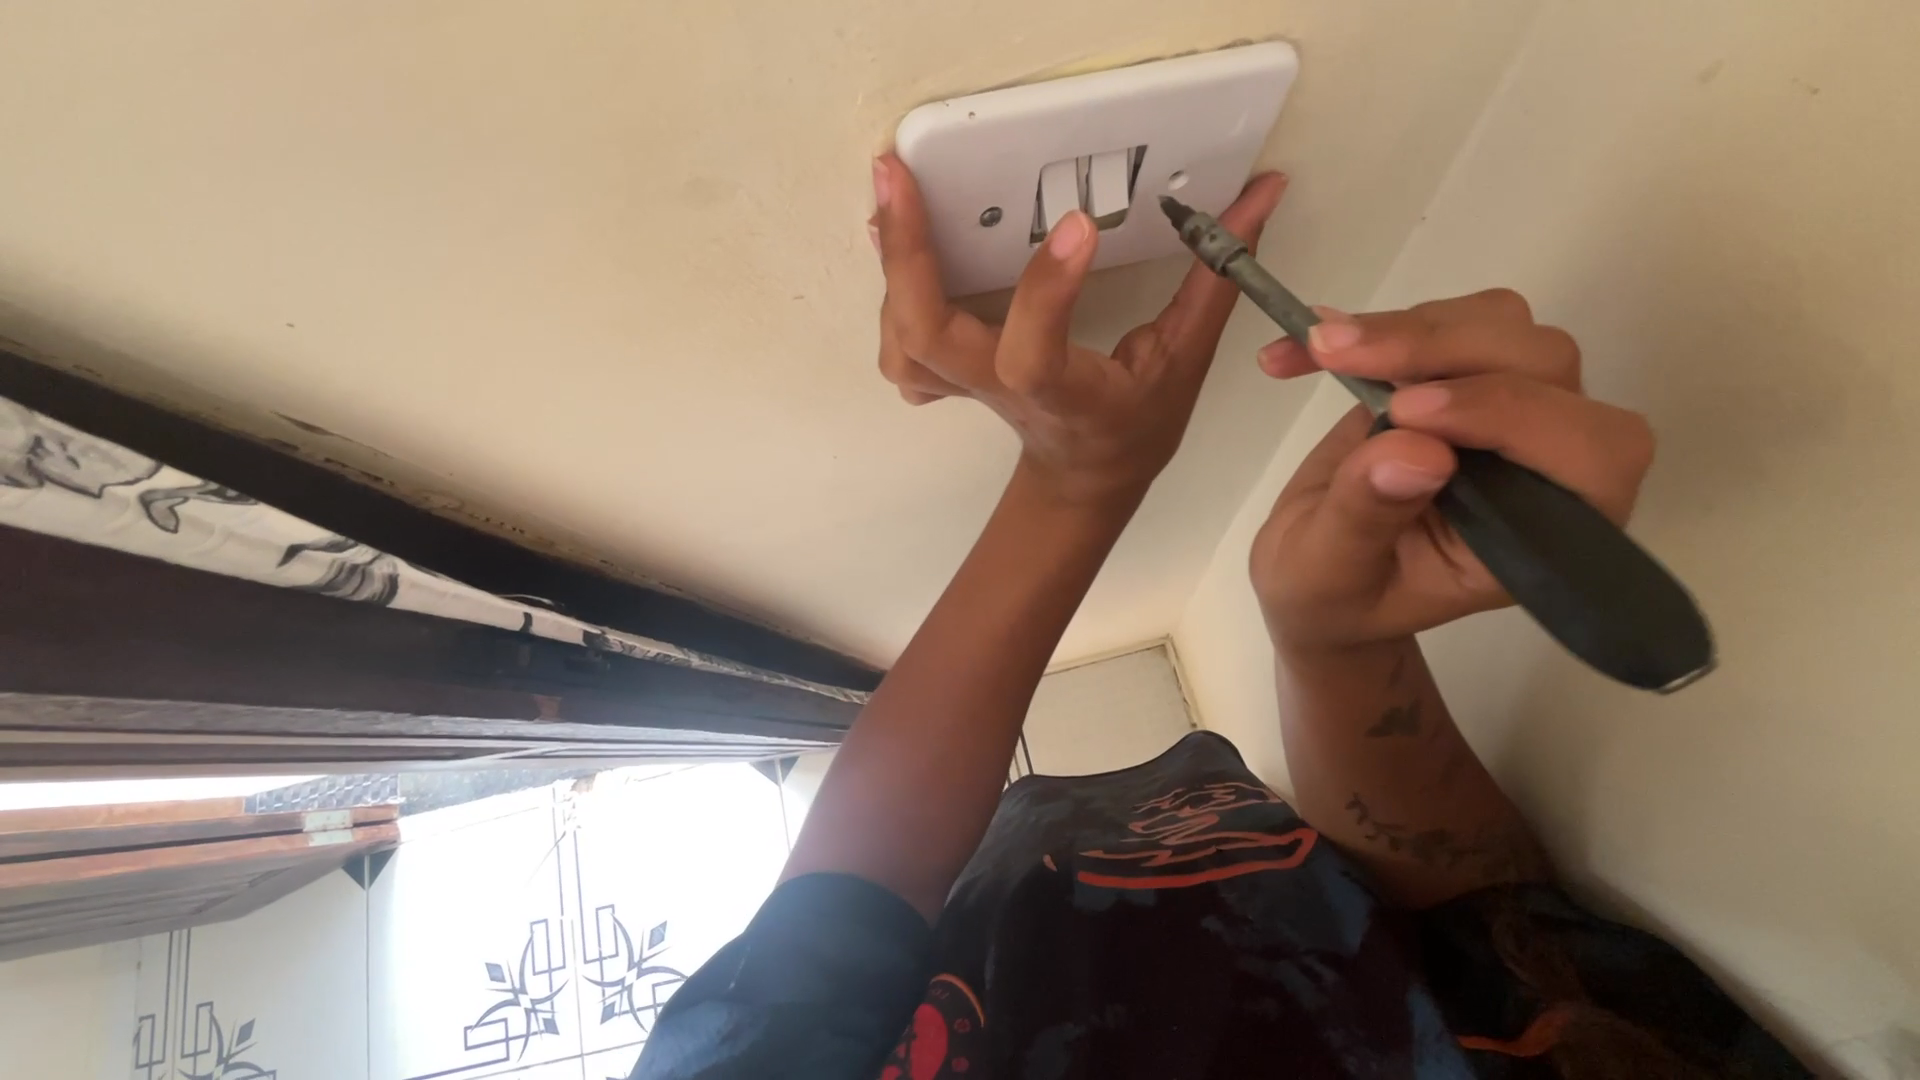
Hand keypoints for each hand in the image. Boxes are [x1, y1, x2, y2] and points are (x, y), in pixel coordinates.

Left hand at [871, 154, 1287, 505]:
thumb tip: (1259, 195)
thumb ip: (1212, 278)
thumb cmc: (1133, 428)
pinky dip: (892, 302)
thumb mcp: (1182, 361)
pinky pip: (900, 350)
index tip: (1081, 224)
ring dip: (890, 273)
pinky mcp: (949, 379)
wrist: (1083, 476)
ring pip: (902, 345)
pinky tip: (902, 255)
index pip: (1034, 355)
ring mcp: (966, 389)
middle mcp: (1001, 390)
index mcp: (1063, 395)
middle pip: (928, 338)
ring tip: (894, 195)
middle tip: (896, 173)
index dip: (1047, 293)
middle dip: (906, 256)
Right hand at [1250, 290, 1655, 650]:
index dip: (1507, 413)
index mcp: (1545, 532)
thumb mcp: (1329, 575)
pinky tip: (1303, 350)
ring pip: (1498, 326)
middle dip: (1436, 348)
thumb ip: (1367, 519)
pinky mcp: (1458, 383)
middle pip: (1540, 364)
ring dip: (1403, 328)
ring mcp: (1507, 414)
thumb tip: (1412, 449)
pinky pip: (1441, 324)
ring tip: (1317, 345)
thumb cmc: (1332, 597)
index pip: (1584, 449)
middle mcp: (1548, 462)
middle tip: (1334, 349)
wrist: (1314, 573)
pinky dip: (1369, 326)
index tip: (1401, 412)